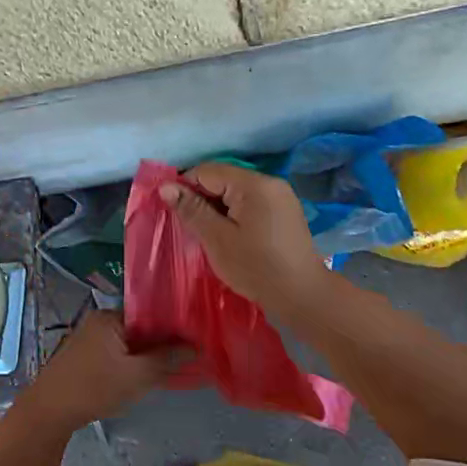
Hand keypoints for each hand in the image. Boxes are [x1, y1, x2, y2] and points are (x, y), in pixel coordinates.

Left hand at [20, 310, 189, 430]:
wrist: (47, 414)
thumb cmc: (93, 388)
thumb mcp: (137, 376)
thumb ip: (167, 359)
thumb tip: (195, 347)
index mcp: (110, 317)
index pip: (151, 312)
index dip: (174, 325)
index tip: (195, 338)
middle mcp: (100, 322)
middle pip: (141, 327)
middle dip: (163, 342)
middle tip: (189, 356)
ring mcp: (91, 339)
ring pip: (131, 343)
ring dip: (149, 355)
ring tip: (173, 367)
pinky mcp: (86, 357)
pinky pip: (119, 353)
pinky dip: (134, 362)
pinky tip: (148, 376)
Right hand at [160, 163, 335, 314]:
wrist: (300, 294)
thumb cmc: (255, 267)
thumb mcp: (218, 239)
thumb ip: (192, 210)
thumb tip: (165, 186)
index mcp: (254, 183)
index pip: (207, 171)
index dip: (186, 188)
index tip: (176, 214)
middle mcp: (270, 182)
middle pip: (224, 179)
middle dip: (203, 199)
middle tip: (192, 228)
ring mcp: (281, 196)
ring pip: (237, 192)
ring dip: (219, 208)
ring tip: (211, 234)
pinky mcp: (285, 211)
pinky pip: (252, 202)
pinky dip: (236, 214)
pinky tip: (232, 236)